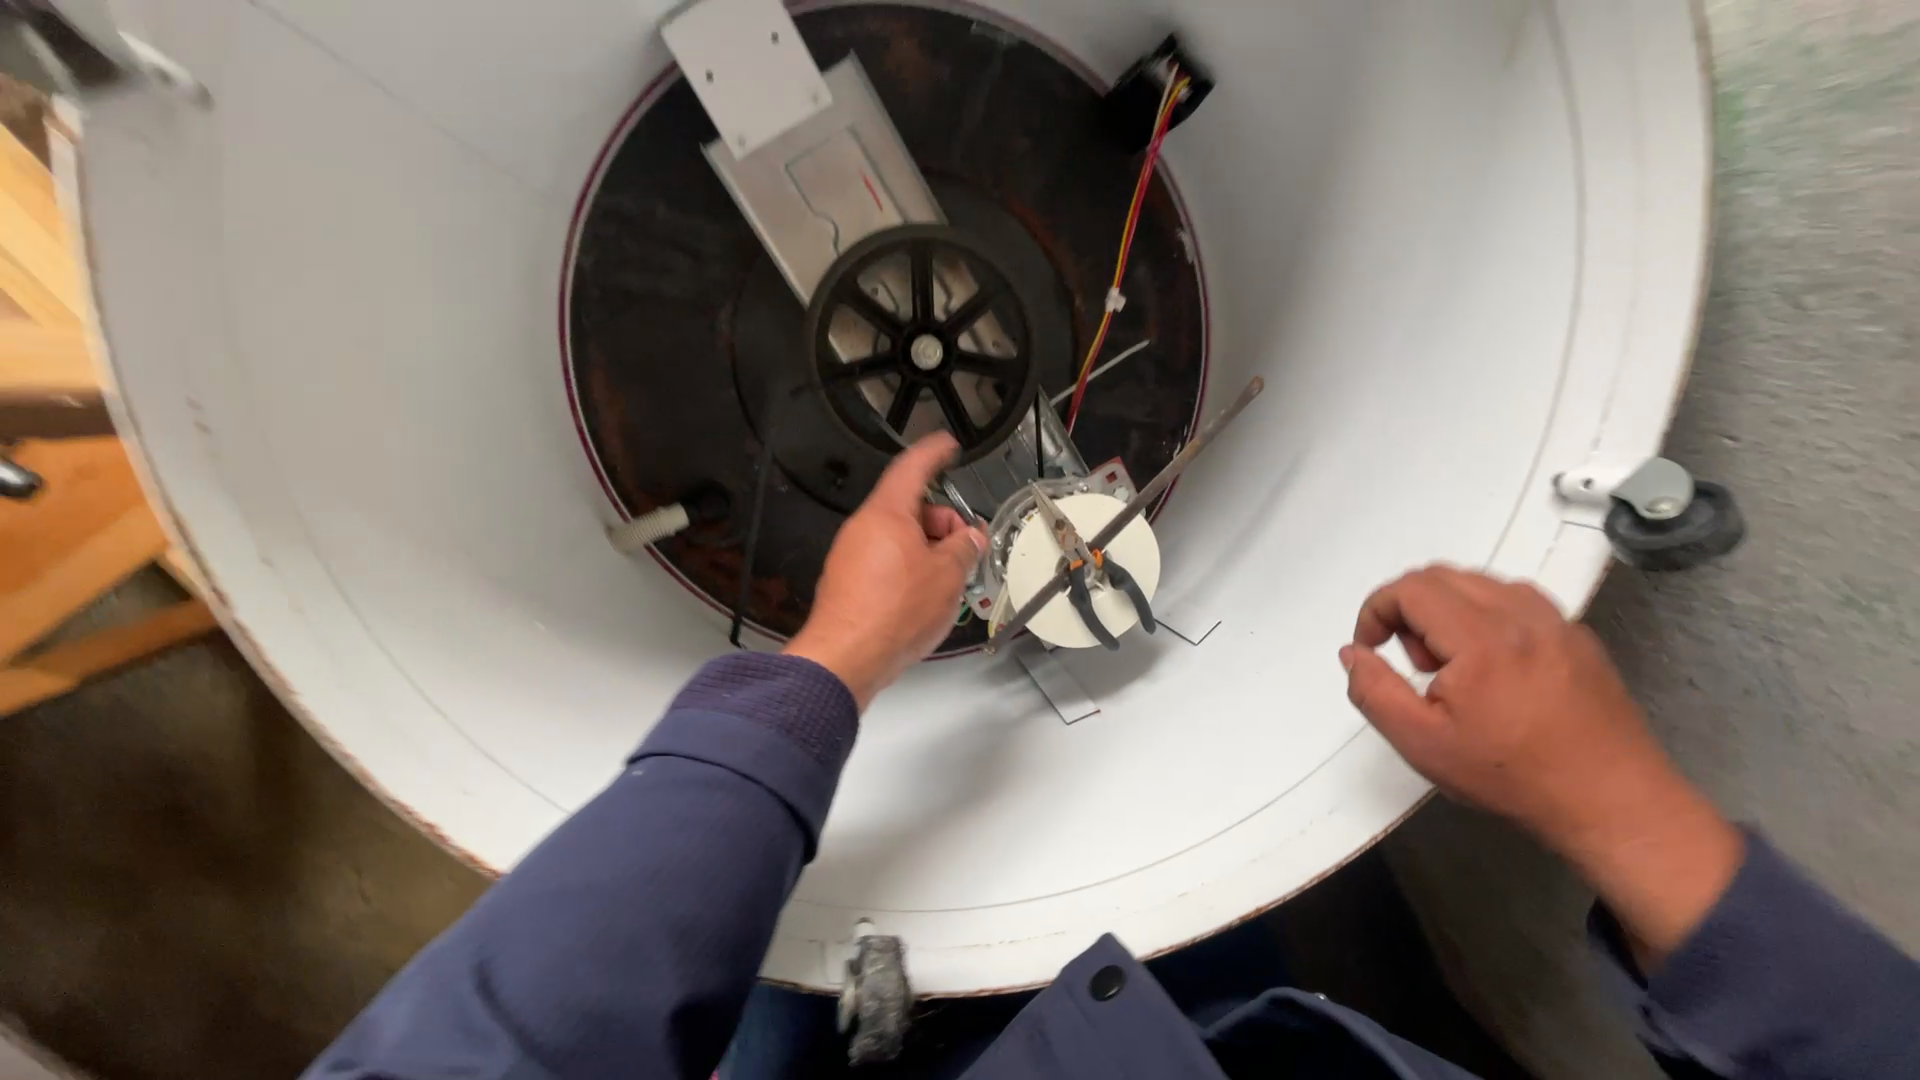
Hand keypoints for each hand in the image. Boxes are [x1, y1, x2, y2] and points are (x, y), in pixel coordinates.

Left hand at [785, 434, 986, 710]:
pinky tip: (926, 596)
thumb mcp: (947, 575)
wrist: (846, 659)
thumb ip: (964, 548)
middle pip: (909, 508)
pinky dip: (910, 569)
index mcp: (886, 513)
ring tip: (950, 578)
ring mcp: (851, 555)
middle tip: (967, 546)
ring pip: (898, 538)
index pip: (912, 468)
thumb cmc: (894, 612)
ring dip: (928, 549)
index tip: (947, 445)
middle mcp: (863, 528)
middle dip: (942, 521)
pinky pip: (885, 563)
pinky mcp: (849, 583)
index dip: (934, 453)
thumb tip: (970, 539)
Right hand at [1341, 566, 1742, 967]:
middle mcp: (1523, 616)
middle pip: (1443, 576)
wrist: (1613, 804)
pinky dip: (1483, 615)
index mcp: (1483, 638)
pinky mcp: (1579, 637)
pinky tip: (1488, 665)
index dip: (1376, 609)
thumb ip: (1373, 691)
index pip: (1412, 588)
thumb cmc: (1509, 776)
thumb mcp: (1420, 743)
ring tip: (1449, 664)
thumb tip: (1353, 652)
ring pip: (1480, 583)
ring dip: (1445, 608)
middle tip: (1409, 661)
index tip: (1370, 647)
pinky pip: (1517, 600)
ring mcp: (1557, 623)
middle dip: (1407, 607)